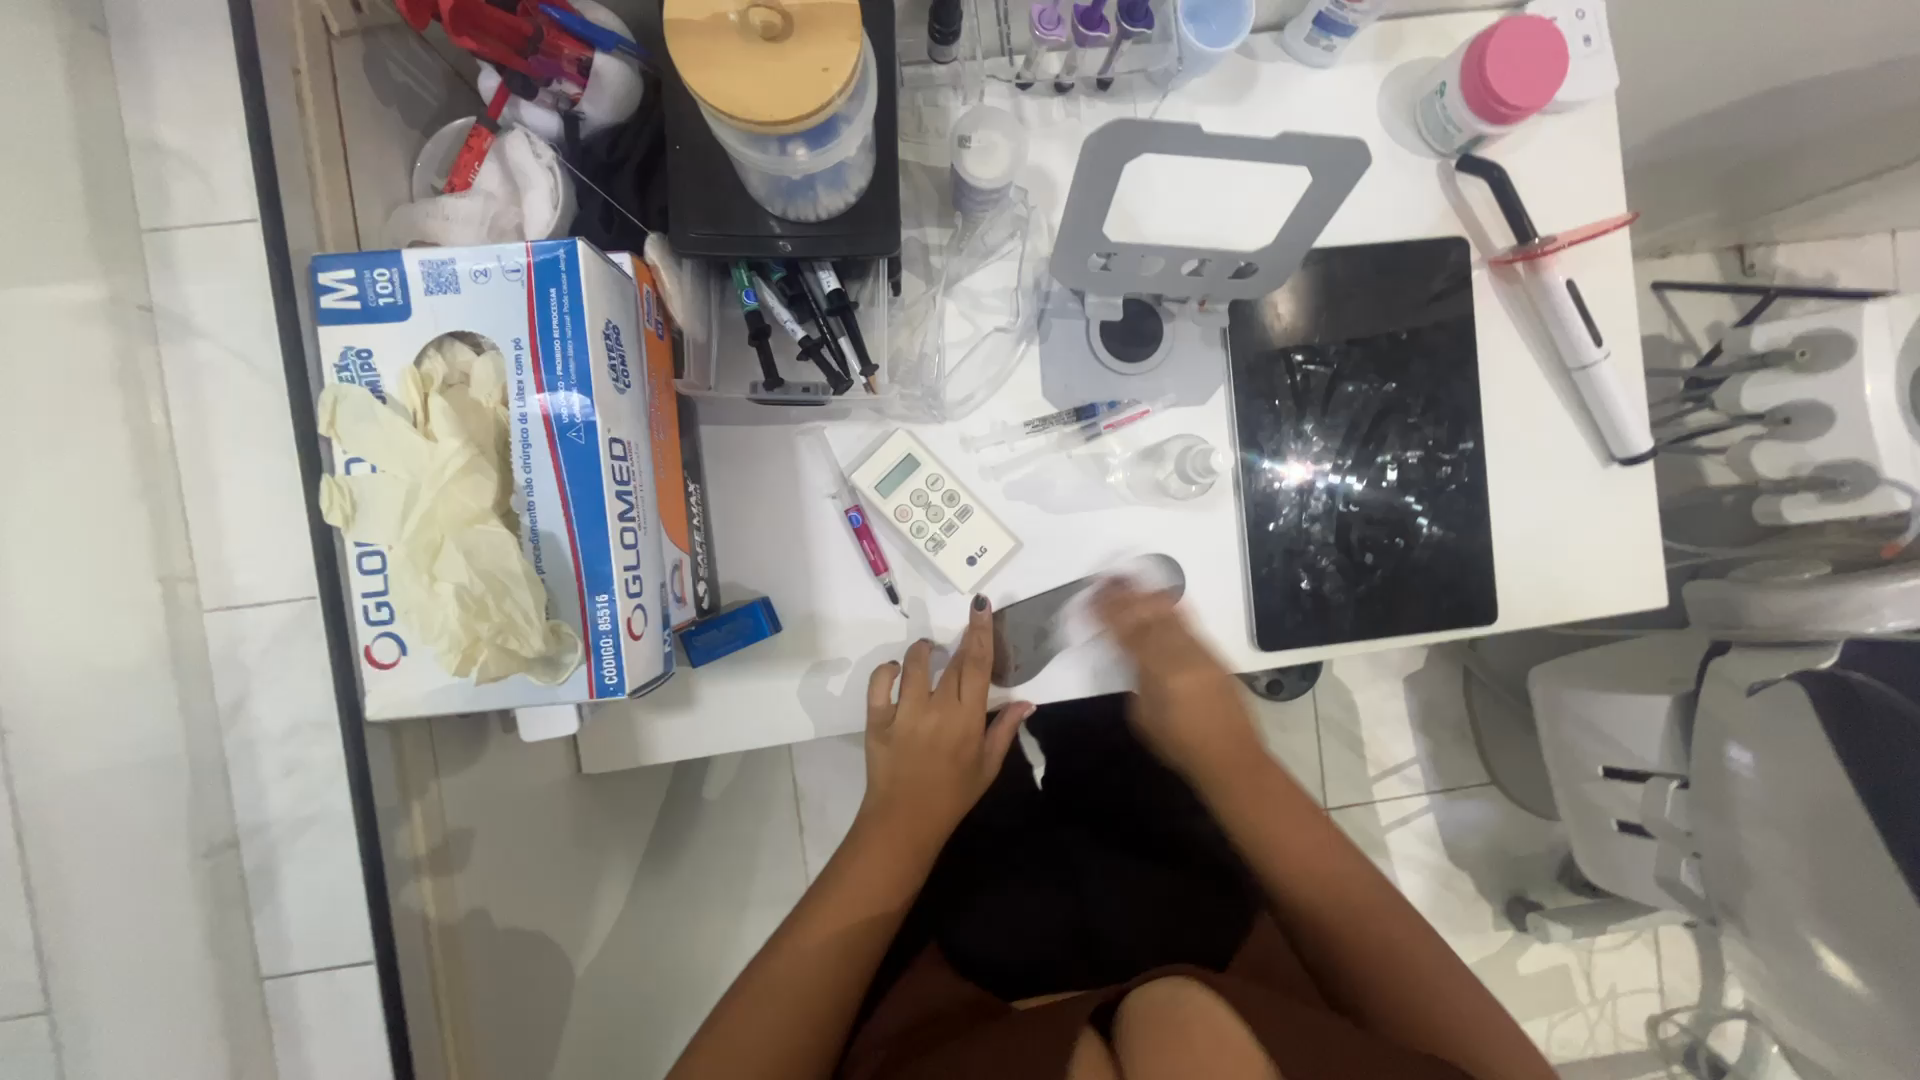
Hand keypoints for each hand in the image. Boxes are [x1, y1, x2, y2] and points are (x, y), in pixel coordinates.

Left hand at [858, 596, 1034, 855]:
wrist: (905, 821)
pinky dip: (887, 670)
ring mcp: (904, 712)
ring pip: (914, 664)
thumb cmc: (952, 795)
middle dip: (962, 637)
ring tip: (929, 650)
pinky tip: (896, 670)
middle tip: (967, 622)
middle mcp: (937, 708)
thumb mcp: (987, 766)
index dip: (981, 632)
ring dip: (924, 650)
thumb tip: (1027, 701)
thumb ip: (1005, 729)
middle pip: (953, 661)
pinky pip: (879, 683)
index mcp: (967, 719)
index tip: (981, 606)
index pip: (979, 665)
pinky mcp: (877, 719)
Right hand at [1093, 577, 1260, 789]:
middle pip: (1150, 613)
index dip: (1107, 610)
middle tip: (1107, 578)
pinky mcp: (1215, 655)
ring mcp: (1201, 651)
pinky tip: (1160, 597)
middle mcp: (1181, 653)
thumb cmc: (1179, 745)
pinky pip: (1188, 623)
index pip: (1127, 631)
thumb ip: (1135, 680)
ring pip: (1172, 613)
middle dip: (1126, 593)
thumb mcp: (1142, 716)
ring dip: (1147, 594)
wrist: (1231, 756)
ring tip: (1131, 579)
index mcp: (1158, 671)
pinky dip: (1169, 607)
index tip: (1091, 595)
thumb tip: (1131, 659)